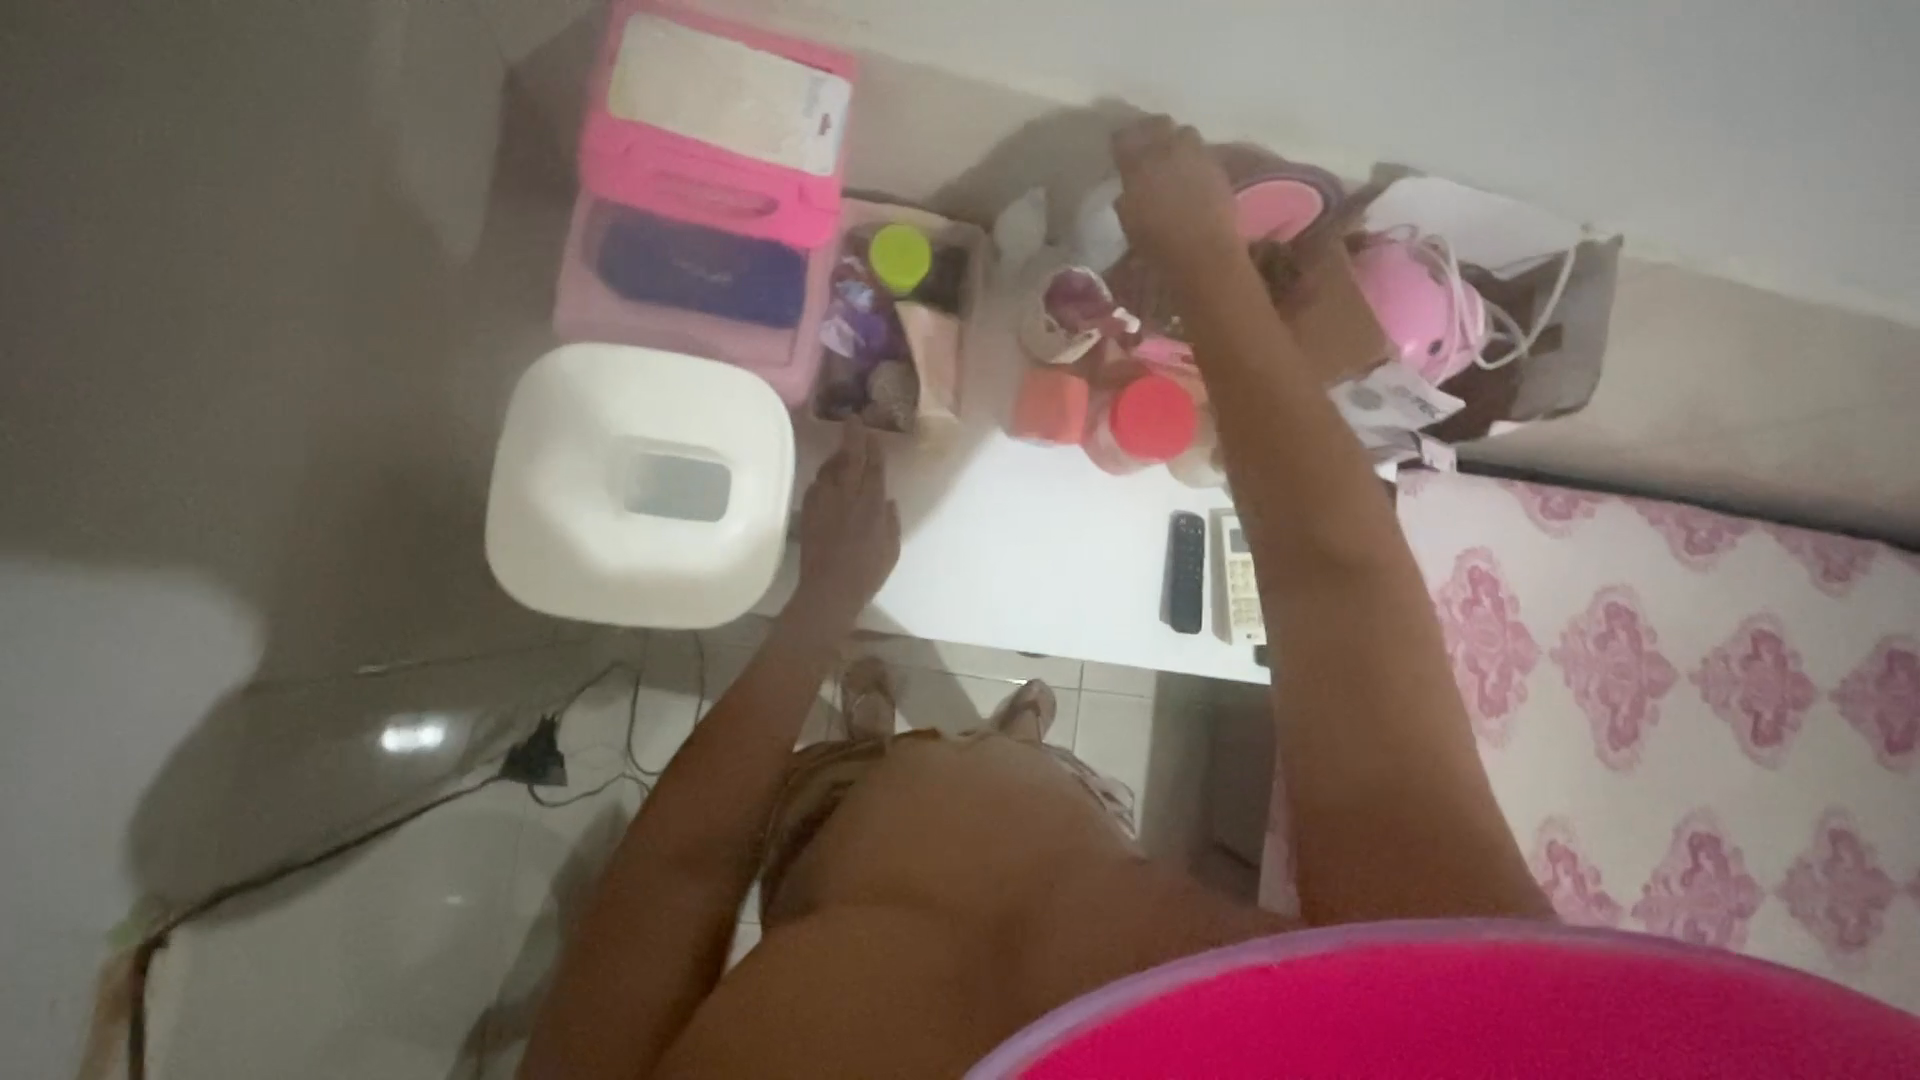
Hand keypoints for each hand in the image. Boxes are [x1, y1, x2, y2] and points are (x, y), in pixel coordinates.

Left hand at [791, 421, 900, 633]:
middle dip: (853, 437)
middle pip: (850, 459)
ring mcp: (825, 502)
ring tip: (842, 447)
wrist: (829, 589)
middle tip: (853, 419)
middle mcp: (848, 497)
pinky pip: (816, 484)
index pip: (875, 468)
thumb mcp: (891, 548)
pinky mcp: (808, 511)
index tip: (874, 433)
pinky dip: (824, 475)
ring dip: (837, 455)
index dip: (875, 449)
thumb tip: (887, 500)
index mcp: (872, 505)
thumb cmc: (867, 573)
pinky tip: (827, 476)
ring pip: (830, 469)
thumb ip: (890, 520)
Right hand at [1111, 115, 1242, 275]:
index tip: (1118, 151)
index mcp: (1139, 162)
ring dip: (1176, 142)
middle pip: (1158, 123)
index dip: (1120, 142)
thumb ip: (1126, 200)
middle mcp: (1168, 149)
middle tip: (1145, 147)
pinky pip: (1202, 153)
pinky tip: (1190, 176)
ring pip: (1184, 133)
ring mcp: (1197, 154)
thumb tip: (1127, 193)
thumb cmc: (1157, 244)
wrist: (1203, 252)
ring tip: (1171, 159)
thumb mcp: (1129, 223)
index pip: (1124, 136)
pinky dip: (1193, 160)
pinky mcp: (1218, 167)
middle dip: (1150, 131)